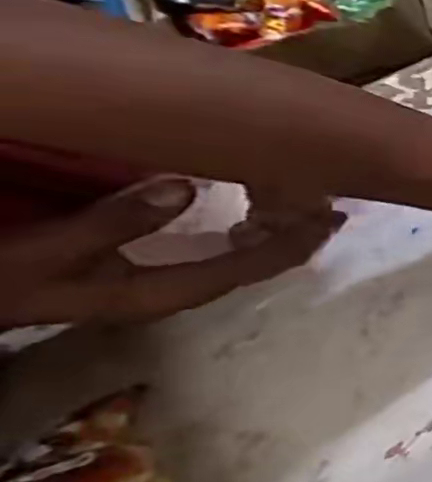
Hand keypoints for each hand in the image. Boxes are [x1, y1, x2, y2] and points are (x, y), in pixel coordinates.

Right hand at [0, 178, 341, 329]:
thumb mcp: (46, 248)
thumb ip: (115, 221)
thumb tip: (186, 188)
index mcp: (160, 293)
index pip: (250, 268)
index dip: (295, 244)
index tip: (333, 218)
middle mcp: (170, 294)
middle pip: (253, 268)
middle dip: (297, 241)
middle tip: (335, 209)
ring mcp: (157, 287)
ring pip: (237, 264)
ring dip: (276, 238)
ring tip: (309, 209)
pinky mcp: (142, 276)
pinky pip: (214, 259)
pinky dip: (246, 238)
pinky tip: (253, 221)